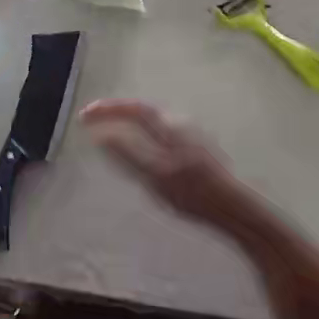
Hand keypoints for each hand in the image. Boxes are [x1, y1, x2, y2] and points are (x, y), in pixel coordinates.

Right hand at [81, 99, 257, 229]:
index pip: (134, 109)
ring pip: (154, 124)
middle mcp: (182, 125)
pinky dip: (142, 136)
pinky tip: (141, 152)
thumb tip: (100, 135)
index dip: (108, 110)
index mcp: (171, 126)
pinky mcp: (197, 153)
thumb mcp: (154, 174)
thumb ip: (127, 153)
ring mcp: (192, 138)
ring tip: (111, 133)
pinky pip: (162, 136)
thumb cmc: (193, 193)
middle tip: (94, 122)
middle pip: (144, 112)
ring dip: (130, 124)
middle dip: (118, 113)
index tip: (84, 115)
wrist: (234, 209)